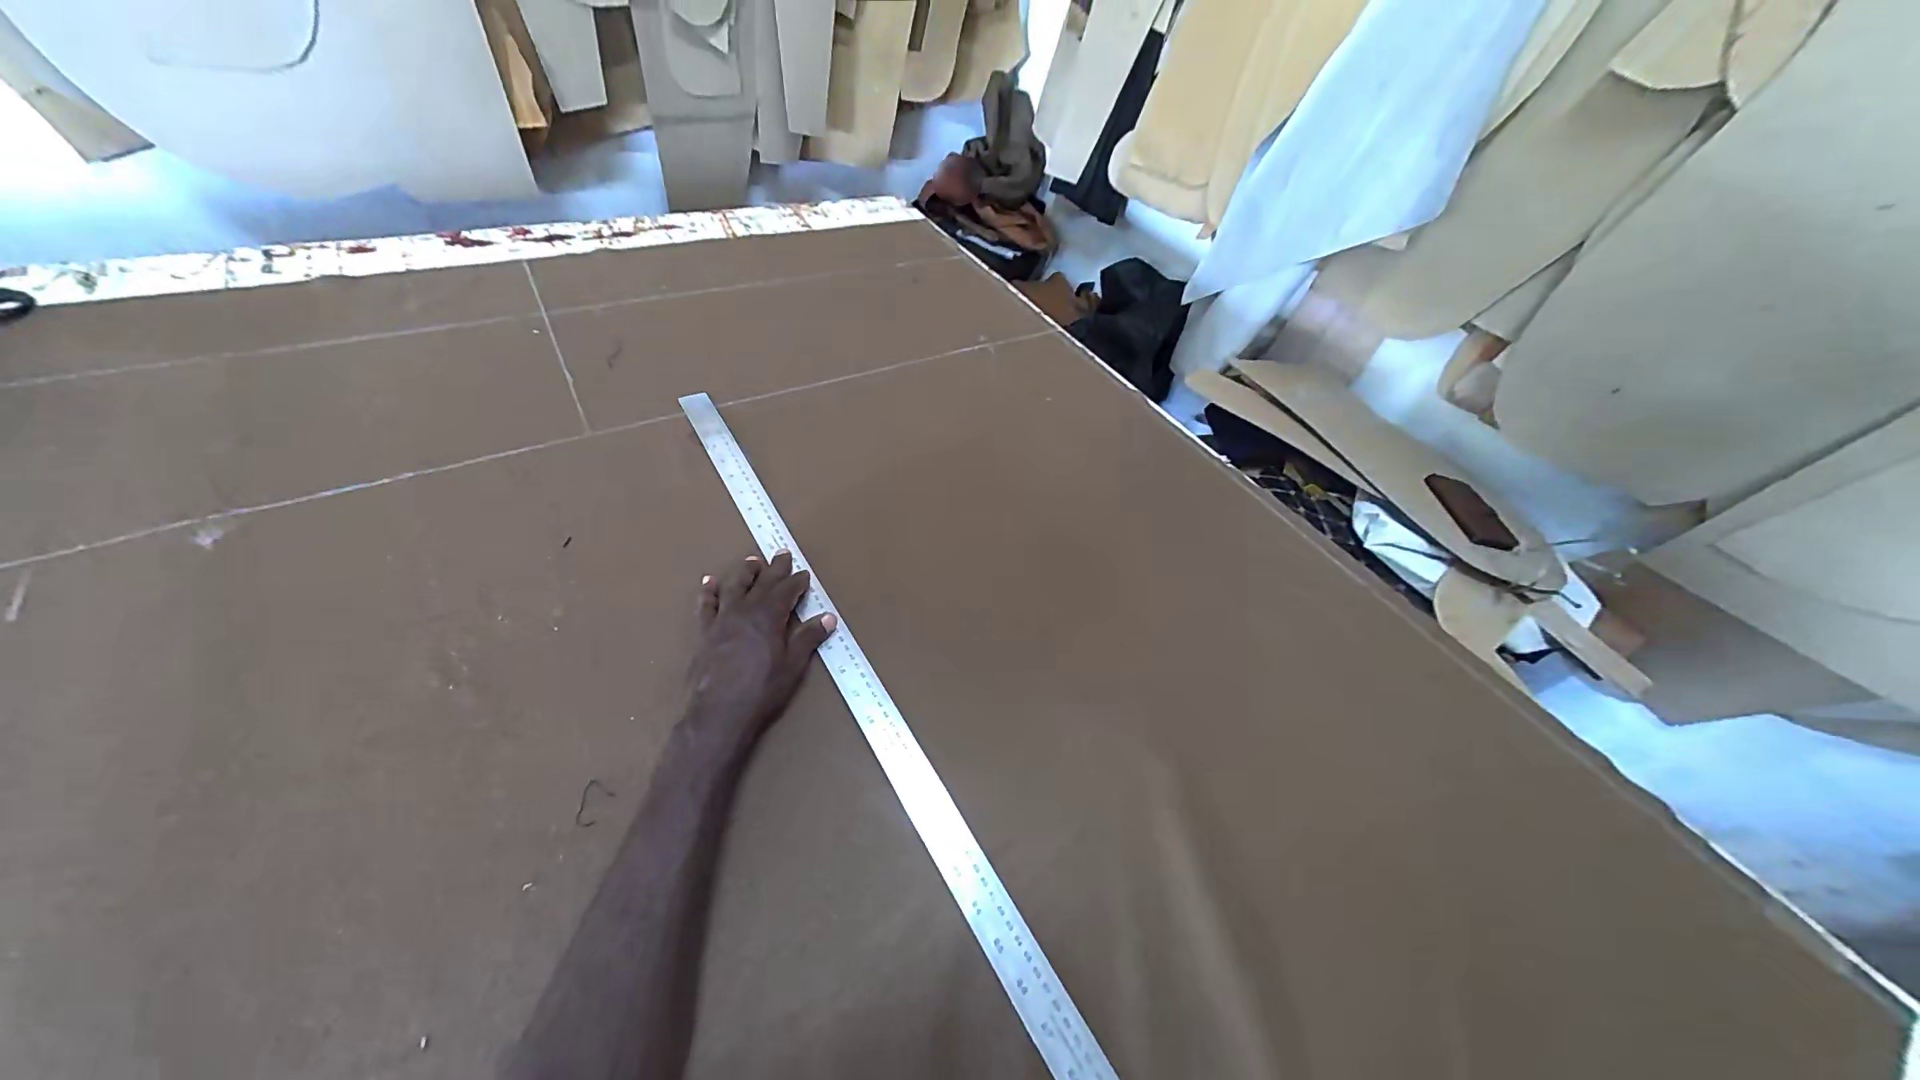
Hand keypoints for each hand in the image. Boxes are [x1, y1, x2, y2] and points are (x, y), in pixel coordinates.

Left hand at [681, 552, 836, 753]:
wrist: (719, 714)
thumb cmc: (762, 691)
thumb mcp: (793, 666)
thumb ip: (808, 638)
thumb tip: (827, 618)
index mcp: (769, 617)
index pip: (786, 591)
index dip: (797, 582)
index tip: (804, 574)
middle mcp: (745, 612)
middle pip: (762, 583)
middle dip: (775, 569)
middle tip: (782, 554)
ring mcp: (722, 621)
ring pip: (734, 587)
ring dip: (745, 573)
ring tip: (752, 561)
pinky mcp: (704, 633)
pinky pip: (706, 605)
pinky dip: (708, 592)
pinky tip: (709, 582)